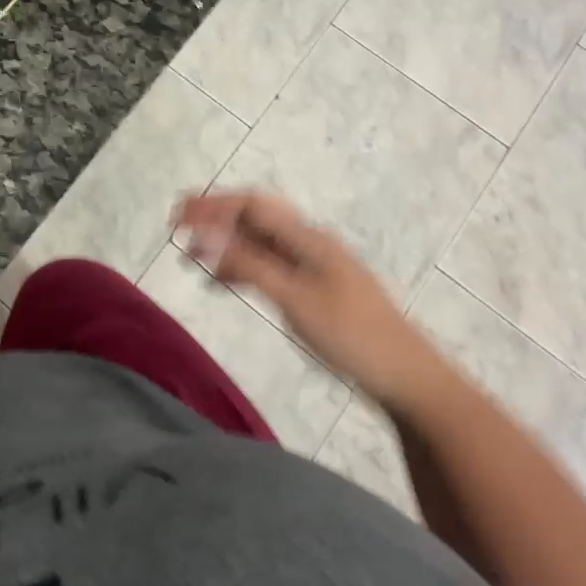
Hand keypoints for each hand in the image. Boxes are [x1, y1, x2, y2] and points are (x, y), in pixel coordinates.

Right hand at [174, 189, 449, 407]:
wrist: (409, 379)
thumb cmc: (352, 337)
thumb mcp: (295, 299)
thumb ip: (249, 265)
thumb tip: (205, 236)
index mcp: (309, 239)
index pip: (252, 206)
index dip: (212, 205)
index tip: (176, 216)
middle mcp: (311, 244)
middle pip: (255, 218)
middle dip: (214, 218)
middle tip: (178, 229)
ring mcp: (315, 267)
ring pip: (260, 242)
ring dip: (224, 243)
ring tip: (192, 259)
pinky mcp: (316, 290)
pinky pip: (269, 264)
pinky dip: (241, 266)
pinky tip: (223, 282)